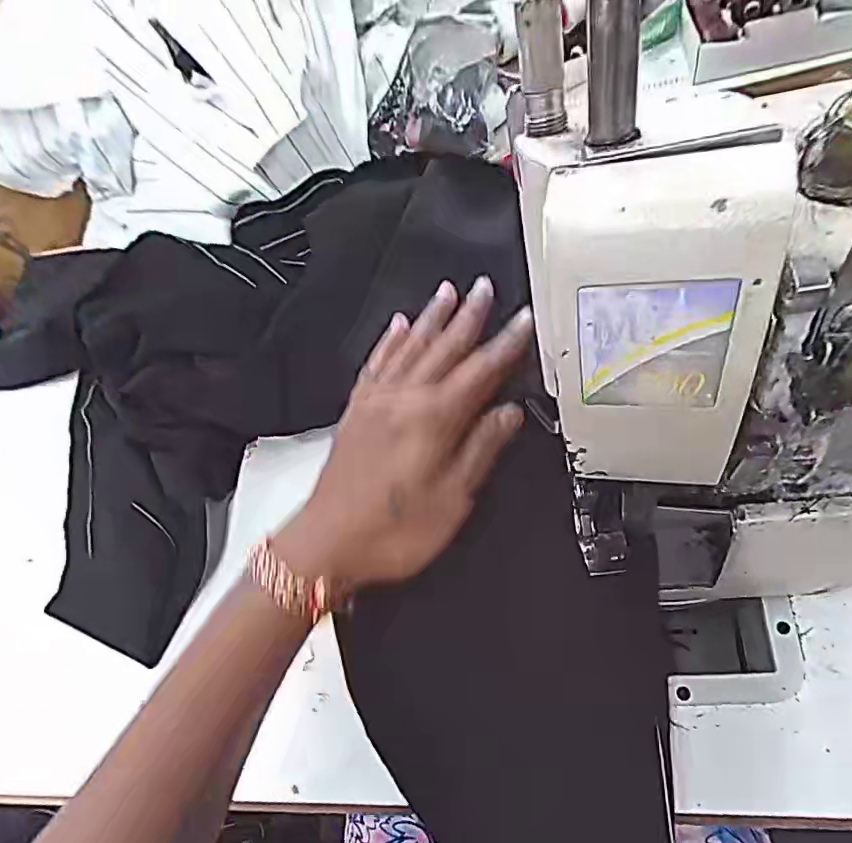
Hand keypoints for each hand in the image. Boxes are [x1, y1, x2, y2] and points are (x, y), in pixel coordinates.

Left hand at [272, 277, 532, 589]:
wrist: (327, 545)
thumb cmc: (392, 532)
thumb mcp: (453, 498)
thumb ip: (481, 450)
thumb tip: (508, 416)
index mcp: (432, 421)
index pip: (480, 372)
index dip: (506, 345)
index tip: (524, 322)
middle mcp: (402, 402)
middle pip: (444, 348)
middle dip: (470, 316)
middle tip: (486, 288)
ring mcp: (376, 404)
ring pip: (411, 347)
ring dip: (433, 318)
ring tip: (449, 292)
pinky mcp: (356, 413)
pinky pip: (378, 363)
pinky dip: (392, 340)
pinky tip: (399, 326)